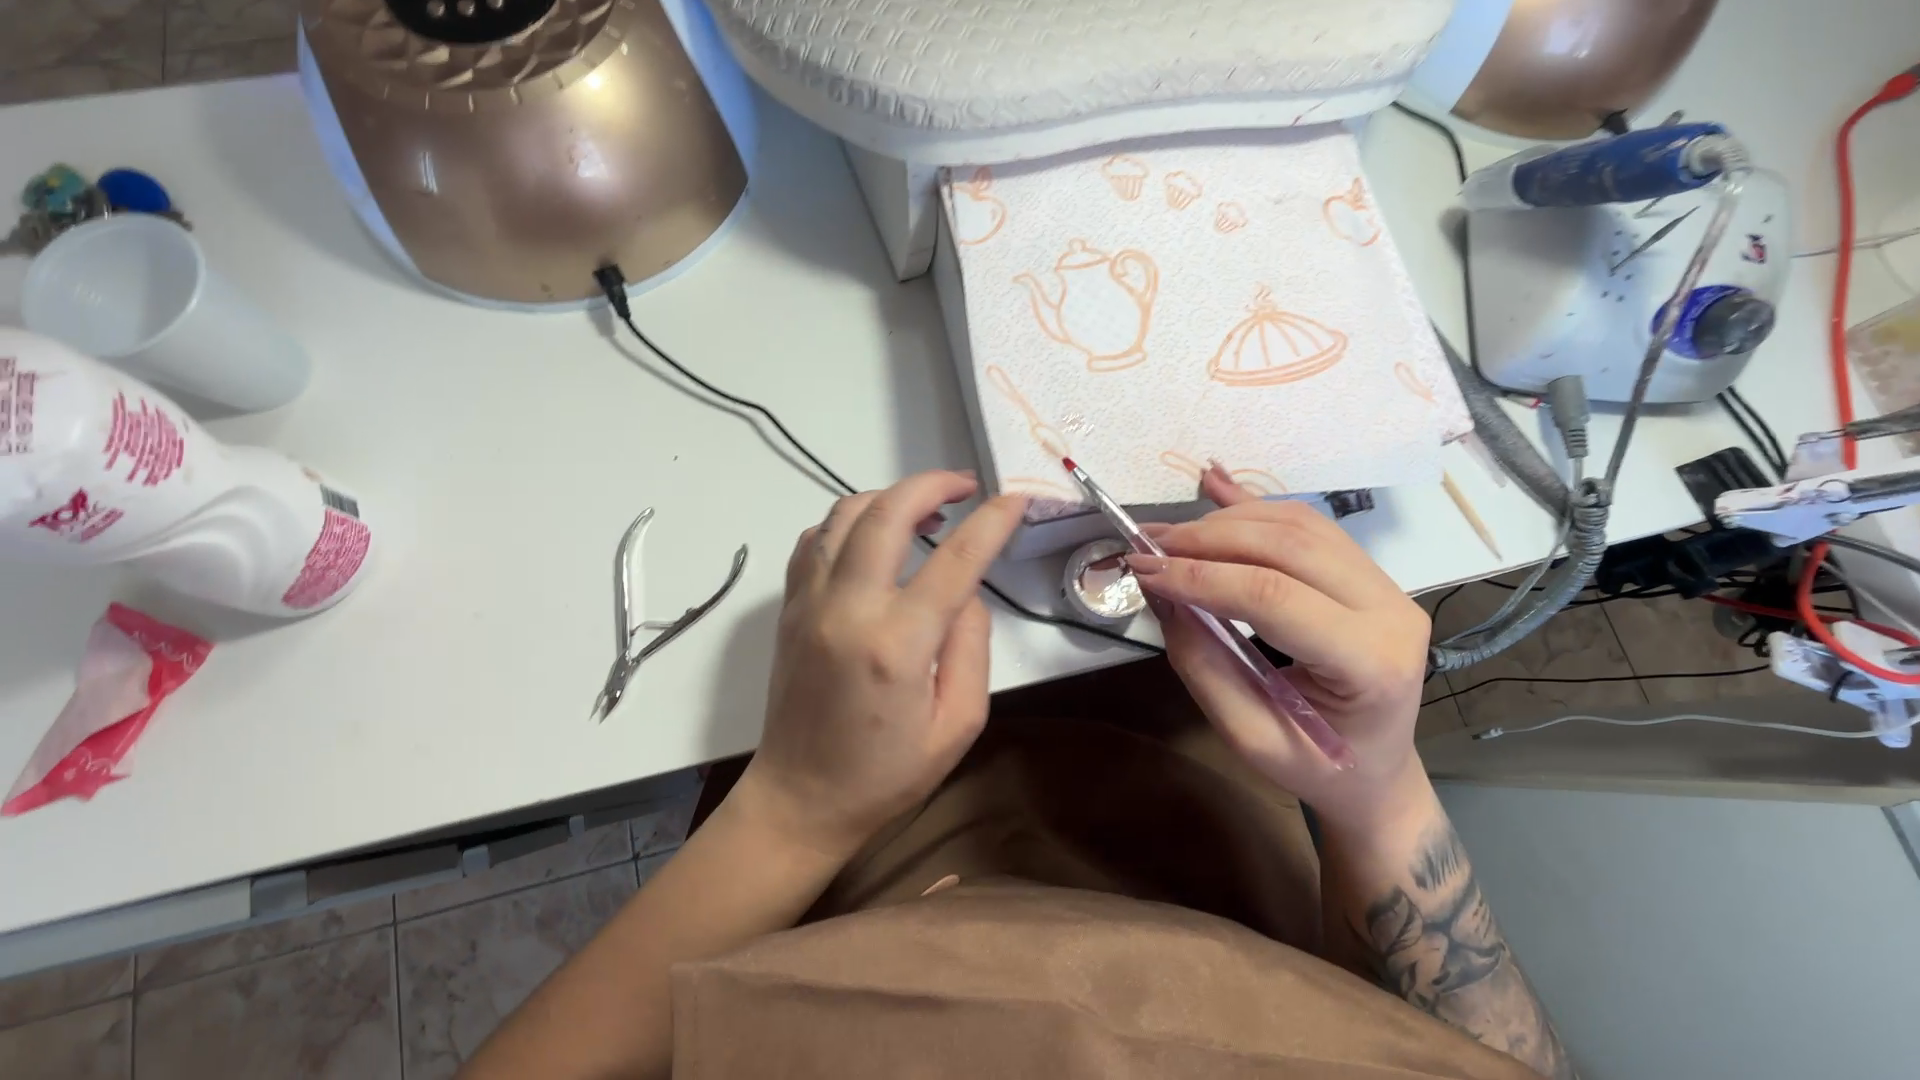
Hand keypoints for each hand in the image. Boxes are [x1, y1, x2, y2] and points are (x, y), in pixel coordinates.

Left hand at [737, 471, 1027, 856]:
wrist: (799, 799)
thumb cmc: (886, 775)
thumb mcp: (957, 725)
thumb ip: (971, 647)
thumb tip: (965, 593)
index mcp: (897, 644)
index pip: (954, 559)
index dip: (992, 521)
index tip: (1016, 499)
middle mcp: (846, 609)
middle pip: (887, 512)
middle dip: (932, 484)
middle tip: (966, 486)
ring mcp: (808, 603)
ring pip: (843, 515)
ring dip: (888, 498)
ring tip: (924, 510)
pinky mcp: (788, 608)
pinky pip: (816, 540)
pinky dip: (848, 523)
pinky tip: (873, 539)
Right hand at [1128, 465, 1429, 822]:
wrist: (1376, 772)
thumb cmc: (1314, 766)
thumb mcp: (1247, 734)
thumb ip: (1202, 661)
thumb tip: (1160, 591)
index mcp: (1370, 663)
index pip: (1273, 596)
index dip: (1201, 576)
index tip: (1142, 568)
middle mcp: (1391, 610)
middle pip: (1288, 547)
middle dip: (1208, 538)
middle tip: (1149, 544)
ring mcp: (1388, 586)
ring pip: (1299, 525)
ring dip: (1227, 520)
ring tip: (1171, 532)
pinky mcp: (1372, 575)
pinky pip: (1310, 525)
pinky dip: (1255, 506)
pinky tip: (1215, 486)